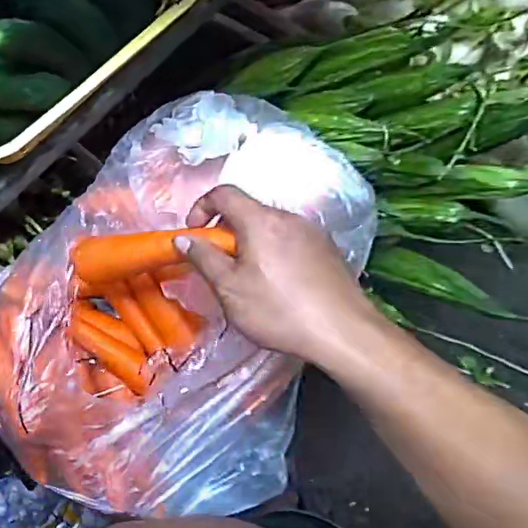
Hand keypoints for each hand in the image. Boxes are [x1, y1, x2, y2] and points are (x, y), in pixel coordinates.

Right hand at [176, 185, 382, 366]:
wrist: (345, 334)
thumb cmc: (278, 310)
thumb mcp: (229, 288)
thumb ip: (203, 258)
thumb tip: (182, 238)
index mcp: (262, 221)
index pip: (224, 193)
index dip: (201, 207)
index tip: (193, 235)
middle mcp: (290, 218)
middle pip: (248, 210)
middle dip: (225, 231)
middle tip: (217, 263)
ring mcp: (313, 234)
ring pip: (269, 227)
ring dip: (249, 243)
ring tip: (245, 278)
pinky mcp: (328, 252)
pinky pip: (290, 241)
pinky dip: (272, 252)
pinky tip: (275, 285)